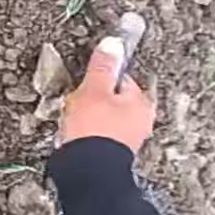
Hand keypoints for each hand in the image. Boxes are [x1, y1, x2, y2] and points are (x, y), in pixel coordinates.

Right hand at [57, 37, 153, 154]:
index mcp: (141, 103)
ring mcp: (129, 138)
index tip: (86, 83)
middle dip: (94, 98)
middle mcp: (141, 121)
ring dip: (89, 115)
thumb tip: (113, 44)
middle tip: (78, 102)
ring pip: (105, 115)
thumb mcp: (93, 90)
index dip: (99, 78)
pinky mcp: (114, 151)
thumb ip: (103, 66)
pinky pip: (100, 132)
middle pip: (113, 97)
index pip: (121, 78)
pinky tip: (76, 133)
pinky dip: (89, 130)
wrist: (88, 171)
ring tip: (74, 120)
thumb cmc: (94, 130)